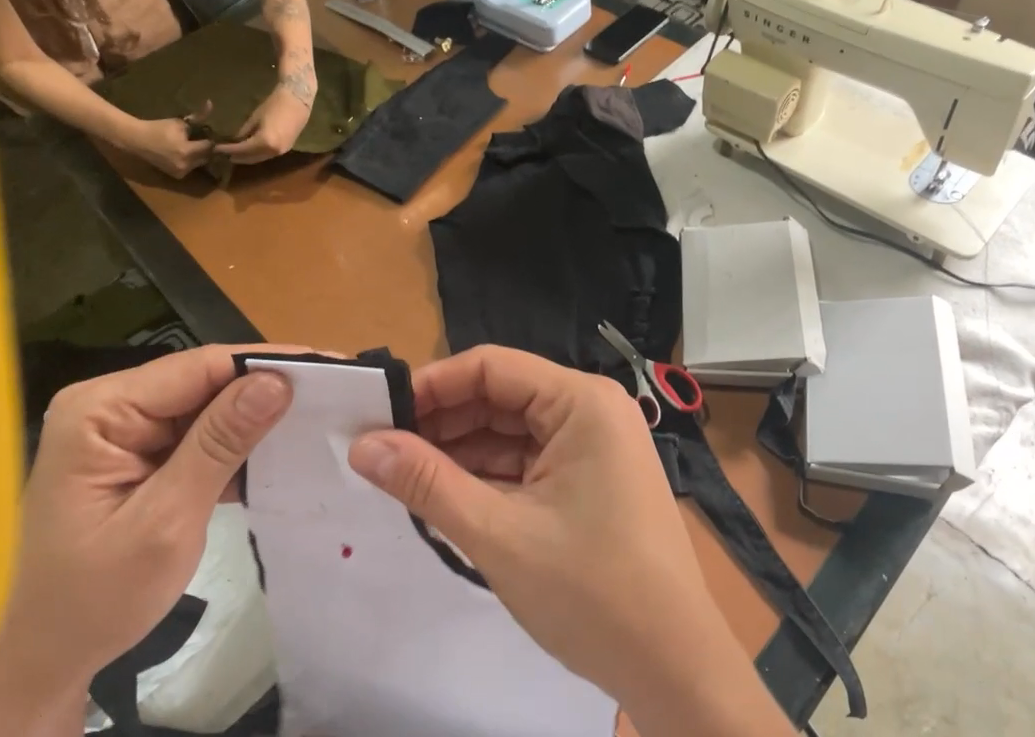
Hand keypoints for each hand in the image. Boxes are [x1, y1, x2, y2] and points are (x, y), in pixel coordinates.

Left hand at [0, 345, 301, 734]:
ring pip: (207, 407)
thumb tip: (277, 382)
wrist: (45, 658)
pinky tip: (281, 452)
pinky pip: (197, 435)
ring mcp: (121, 430)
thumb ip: (220, 444)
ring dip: (257, 419)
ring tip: (322, 418)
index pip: (199, 367)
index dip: (268, 364)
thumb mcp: (166, 521)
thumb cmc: (95, 598)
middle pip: (205, 381)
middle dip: (267, 390)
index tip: (332, 370)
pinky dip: (236, 448)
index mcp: (99, 410)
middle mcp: (108, 406)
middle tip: (338, 395)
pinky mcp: (137, 455)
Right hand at [124, 113, 212, 177]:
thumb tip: (210, 103)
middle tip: (207, 139)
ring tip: (198, 145)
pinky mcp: (176, 175)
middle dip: (208, 148)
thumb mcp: (180, 122)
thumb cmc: (158, 129)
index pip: (209, 146)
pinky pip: (191, 168)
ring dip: (201, 155)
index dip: (212, 139)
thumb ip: (198, 116)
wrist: (138, 141)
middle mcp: (185, 165)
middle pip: (207, 157)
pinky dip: (192, 160)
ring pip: (200, 163)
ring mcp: (181, 172)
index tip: (213, 133)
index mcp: (187, 151)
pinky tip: (189, 152)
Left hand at [215, 81, 310, 163]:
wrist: (298, 100)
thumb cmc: (275, 104)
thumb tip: (236, 140)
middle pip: (251, 158)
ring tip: (236, 153)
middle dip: (237, 156)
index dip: (228, 149)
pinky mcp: (287, 148)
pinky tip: (251, 150)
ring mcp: (282, 151)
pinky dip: (258, 154)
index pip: (241, 150)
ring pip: (260, 158)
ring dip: (248, 157)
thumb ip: (244, 131)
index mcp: (264, 142)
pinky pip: (269, 155)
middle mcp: (273, 151)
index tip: (216, 148)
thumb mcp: (255, 117)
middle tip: (224, 154)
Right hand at [346, 347, 789, 734]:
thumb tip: (362, 445)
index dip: (432, 386)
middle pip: (501, 396)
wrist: (673, 667)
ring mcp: (595, 447)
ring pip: (512, 431)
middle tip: (379, 450)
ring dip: (460, 451)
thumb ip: (427, 483)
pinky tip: (444, 495)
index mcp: (582, 402)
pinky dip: (487, 476)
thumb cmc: (591, 592)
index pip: (492, 367)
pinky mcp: (592, 481)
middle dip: (442, 422)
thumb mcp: (498, 534)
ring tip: (401, 475)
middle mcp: (592, 411)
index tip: (377, 414)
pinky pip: (529, 462)